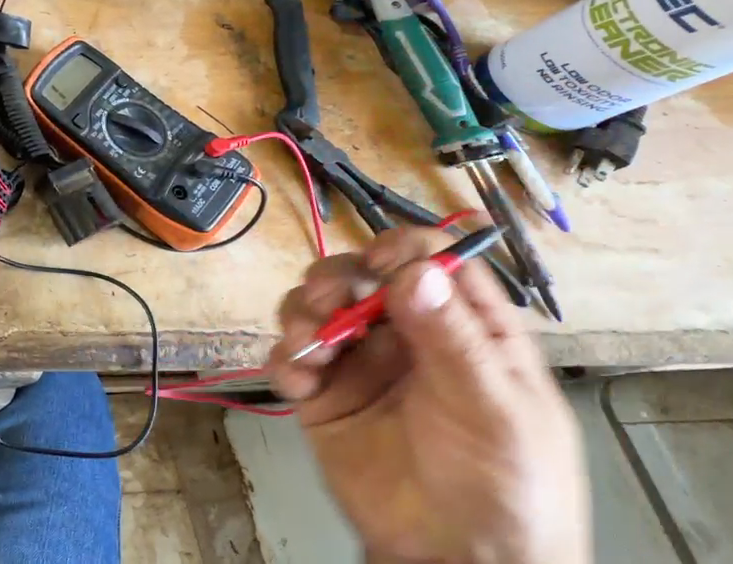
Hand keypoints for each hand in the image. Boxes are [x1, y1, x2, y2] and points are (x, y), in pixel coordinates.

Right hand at [265, 226, 588, 563]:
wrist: (454, 558)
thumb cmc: (500, 482)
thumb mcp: (492, 410)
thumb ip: (452, 340)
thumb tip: (413, 270)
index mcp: (467, 332)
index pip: (435, 264)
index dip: (405, 252)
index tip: (379, 266)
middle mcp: (408, 337)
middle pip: (361, 276)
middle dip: (335, 279)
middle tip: (326, 301)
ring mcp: (361, 363)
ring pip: (315, 306)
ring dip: (301, 312)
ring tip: (307, 344)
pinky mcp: (321, 393)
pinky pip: (289, 357)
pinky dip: (284, 359)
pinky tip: (298, 382)